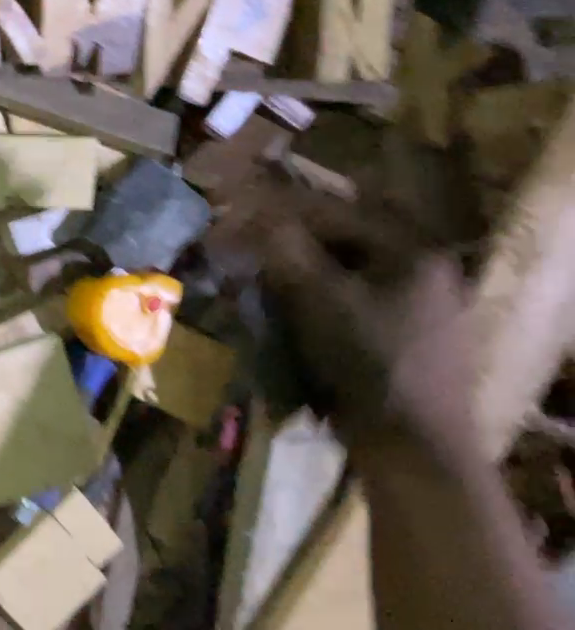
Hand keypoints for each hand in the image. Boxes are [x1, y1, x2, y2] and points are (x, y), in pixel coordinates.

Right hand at [218, 180, 477, 459]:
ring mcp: (419, 304)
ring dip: (293, 267)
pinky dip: (311, 293)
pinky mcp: (405, 333)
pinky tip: (283, 306)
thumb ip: (279, 244)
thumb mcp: (313, 293)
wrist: (410, 442)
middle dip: (282, 240)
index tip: (227, 214)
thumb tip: (242, 208)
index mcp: (411, 251)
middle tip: (237, 247)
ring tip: (252, 277)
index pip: (328, 211)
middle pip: (336, 238)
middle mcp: (423, 269)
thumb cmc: (364, 357)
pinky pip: (348, 295)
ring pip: (339, 267)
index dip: (272, 210)